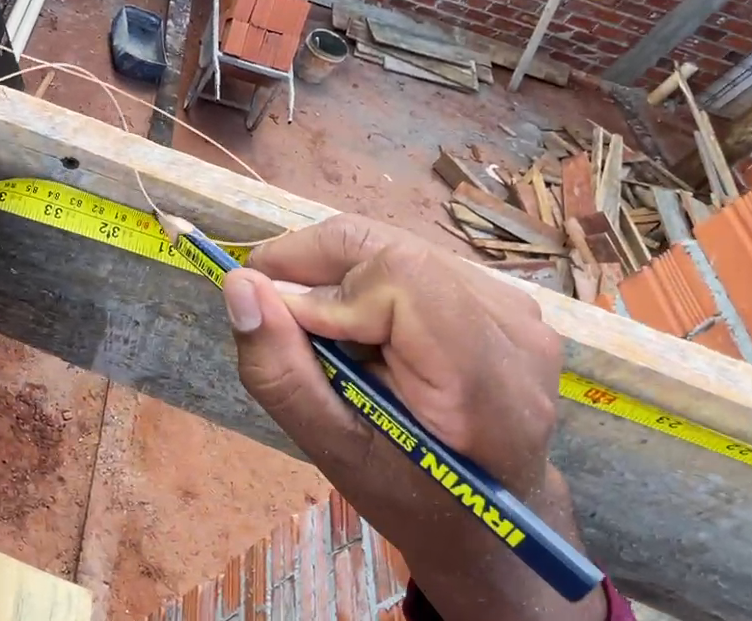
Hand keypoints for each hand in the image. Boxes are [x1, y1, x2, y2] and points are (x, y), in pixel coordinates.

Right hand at [225, 215, 605, 620]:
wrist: (479, 510)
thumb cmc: (403, 488)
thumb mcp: (328, 446)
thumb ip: (279, 369)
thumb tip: (239, 282)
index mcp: (484, 385)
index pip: (400, 278)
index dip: (326, 292)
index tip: (288, 329)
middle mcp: (512, 329)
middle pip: (387, 246)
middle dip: (311, 265)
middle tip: (278, 309)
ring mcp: (512, 305)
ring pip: (387, 241)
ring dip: (332, 272)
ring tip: (321, 326)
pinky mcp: (496, 291)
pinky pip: (403, 251)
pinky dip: (357, 273)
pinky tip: (356, 320)